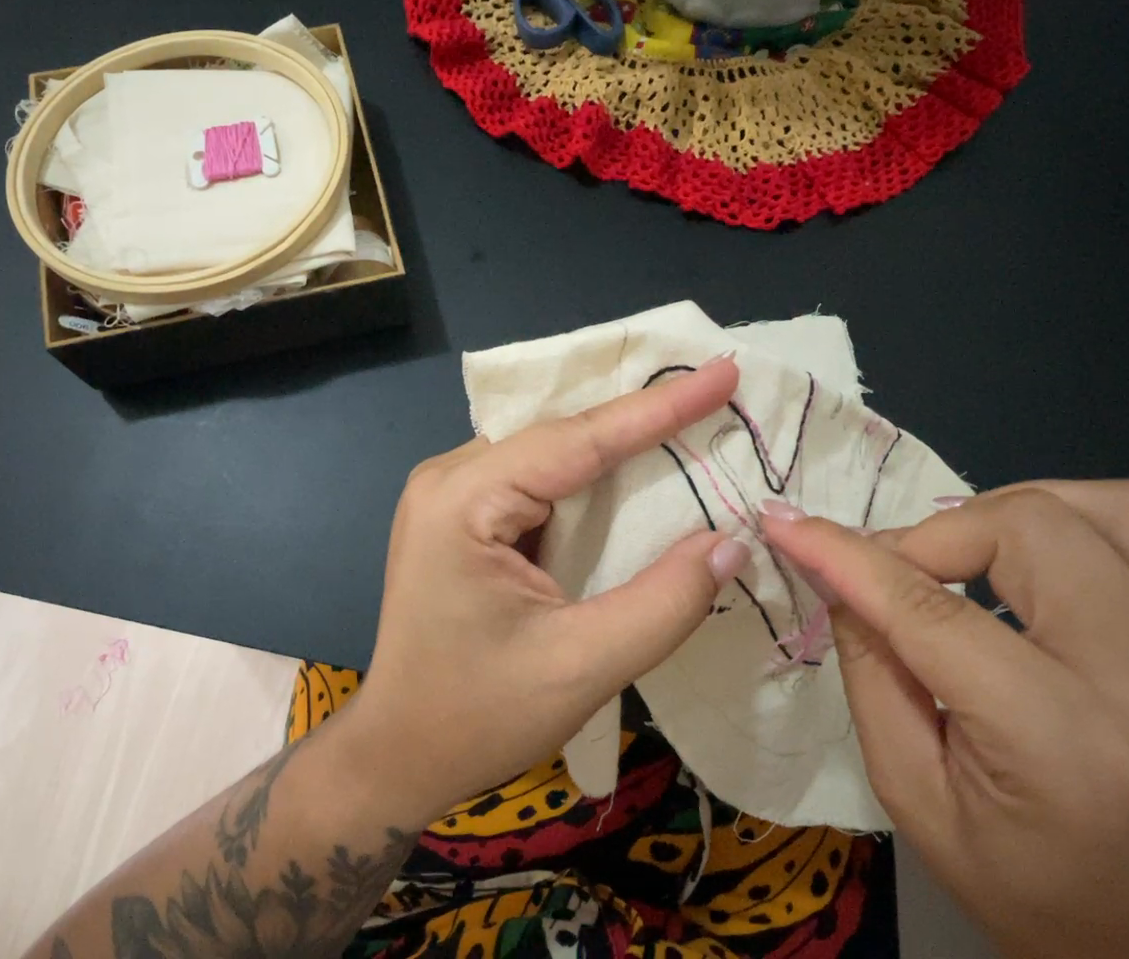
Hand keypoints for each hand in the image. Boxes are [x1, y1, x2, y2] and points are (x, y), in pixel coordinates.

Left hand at [334, 358, 751, 824]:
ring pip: (550, 455)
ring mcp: (448, 497)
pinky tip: (636, 481)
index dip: (658, 408)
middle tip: (718, 395)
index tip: (723, 373)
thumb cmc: (477, 717)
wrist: (398, 755)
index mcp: (463, 501)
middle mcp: (448, 480)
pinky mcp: (460, 520)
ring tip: (691, 427)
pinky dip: (589, 483)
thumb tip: (731, 541)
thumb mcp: (581, 666)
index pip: (577, 439)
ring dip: (617, 449)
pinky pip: (535, 483)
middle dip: (639, 419)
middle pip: (560, 436)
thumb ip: (664, 601)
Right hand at [761, 482, 1128, 958]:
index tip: (786, 524)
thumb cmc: (1026, 889)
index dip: (846, 556)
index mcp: (1059, 741)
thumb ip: (872, 673)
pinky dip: (1075, 519)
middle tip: (894, 576)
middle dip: (932, 535)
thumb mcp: (912, 795)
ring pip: (1102, 505)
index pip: (931, 609)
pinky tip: (1033, 561)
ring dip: (1008, 514)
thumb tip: (837, 575)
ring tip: (964, 558)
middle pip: (1027, 529)